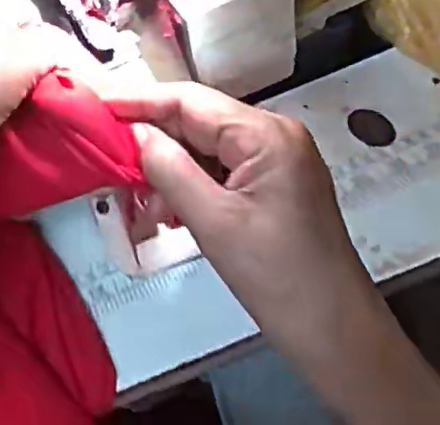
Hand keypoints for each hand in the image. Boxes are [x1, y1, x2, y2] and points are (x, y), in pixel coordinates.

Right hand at [102, 82, 373, 333]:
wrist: (340, 339)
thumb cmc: (282, 281)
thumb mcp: (215, 225)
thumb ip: (169, 169)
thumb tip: (136, 133)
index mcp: (265, 133)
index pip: (190, 100)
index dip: (140, 100)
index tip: (99, 103)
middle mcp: (272, 132)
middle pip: (196, 121)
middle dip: (152, 142)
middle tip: (109, 159)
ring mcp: (274, 156)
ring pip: (204, 147)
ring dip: (168, 170)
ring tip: (136, 203)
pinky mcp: (272, 180)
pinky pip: (219, 168)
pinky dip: (189, 185)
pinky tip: (166, 211)